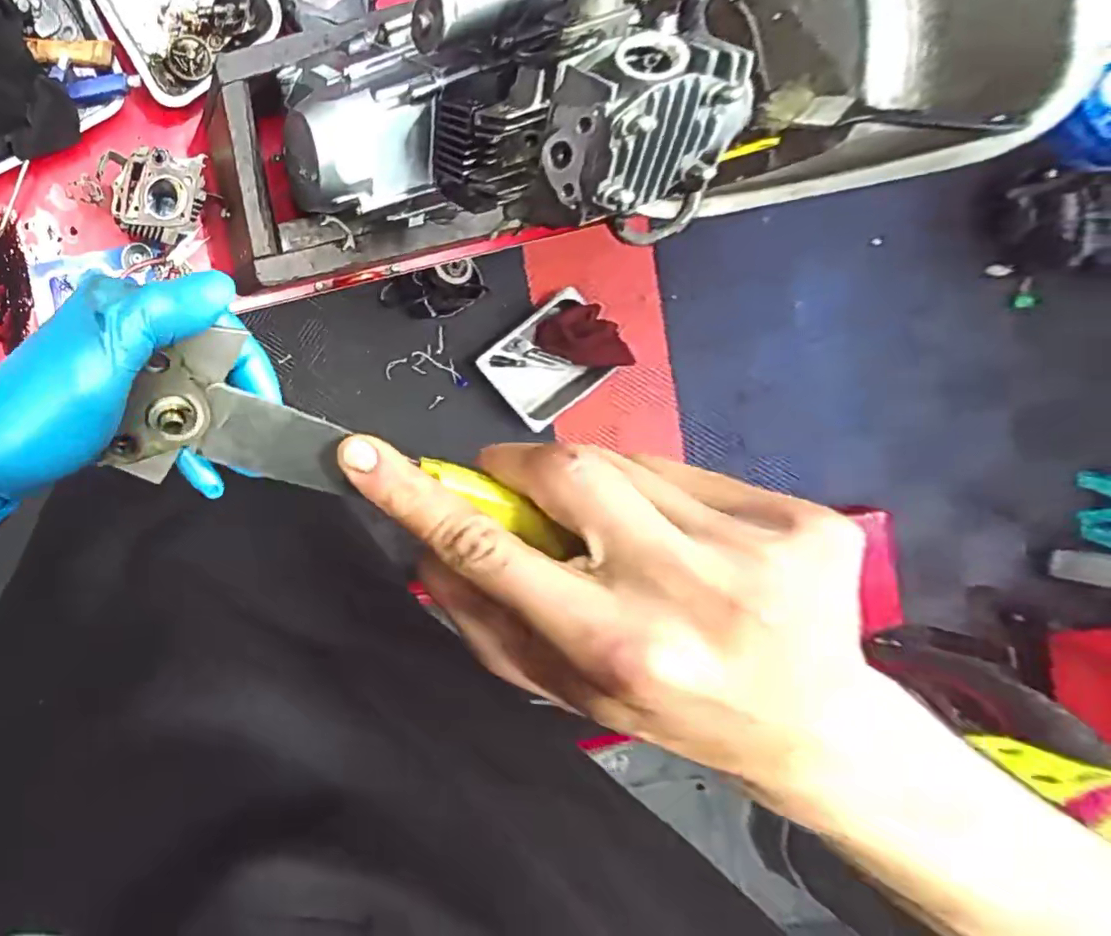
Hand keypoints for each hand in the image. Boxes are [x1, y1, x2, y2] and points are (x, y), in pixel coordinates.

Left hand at [0, 273, 279, 532]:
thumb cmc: (32, 416)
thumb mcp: (105, 360)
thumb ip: (163, 315)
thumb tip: (218, 284)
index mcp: (122, 307)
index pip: (208, 318)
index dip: (242, 361)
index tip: (260, 402)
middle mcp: (122, 328)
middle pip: (200, 357)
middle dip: (225, 402)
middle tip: (242, 441)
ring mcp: (117, 364)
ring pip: (183, 390)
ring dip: (203, 429)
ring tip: (216, 463)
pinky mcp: (112, 395)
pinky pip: (159, 412)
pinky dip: (177, 440)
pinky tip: (194, 467)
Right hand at [339, 437, 886, 790]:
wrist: (818, 727)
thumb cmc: (660, 706)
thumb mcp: (550, 679)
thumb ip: (475, 609)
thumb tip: (424, 541)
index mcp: (613, 643)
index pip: (485, 549)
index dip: (414, 494)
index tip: (362, 453)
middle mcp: (685, 591)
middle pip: (561, 471)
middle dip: (520, 468)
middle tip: (515, 492)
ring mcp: (757, 548)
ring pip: (616, 459)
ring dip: (586, 483)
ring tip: (612, 532)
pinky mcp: (804, 518)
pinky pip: (674, 466)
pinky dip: (644, 487)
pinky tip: (673, 534)